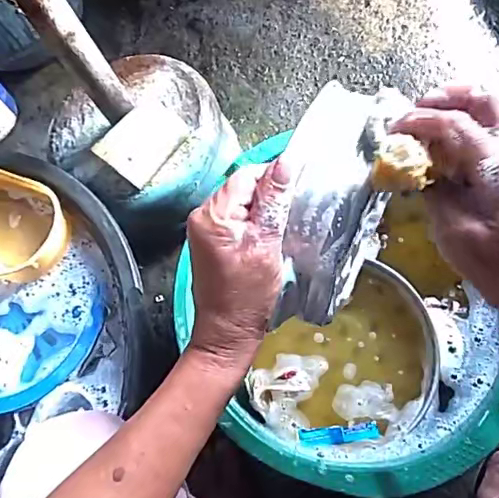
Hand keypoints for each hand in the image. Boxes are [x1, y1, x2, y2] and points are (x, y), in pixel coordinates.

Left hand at [186, 157, 296, 373]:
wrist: (227, 332)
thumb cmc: (246, 297)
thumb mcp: (267, 244)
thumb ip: (274, 202)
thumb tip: (285, 165)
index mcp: (213, 214)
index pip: (246, 175)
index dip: (273, 177)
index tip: (296, 186)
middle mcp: (202, 216)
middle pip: (242, 185)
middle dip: (268, 194)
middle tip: (290, 213)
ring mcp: (204, 228)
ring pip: (240, 200)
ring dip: (262, 209)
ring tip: (279, 228)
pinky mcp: (210, 238)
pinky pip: (235, 216)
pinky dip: (253, 221)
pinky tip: (267, 236)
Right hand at [392, 85, 498, 315]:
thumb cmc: (489, 260)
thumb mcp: (449, 227)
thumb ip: (431, 186)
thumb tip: (412, 162)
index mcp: (495, 169)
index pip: (456, 123)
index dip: (419, 120)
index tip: (394, 129)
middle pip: (484, 100)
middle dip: (444, 98)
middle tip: (414, 112)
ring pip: (489, 108)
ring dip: (455, 106)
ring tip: (425, 120)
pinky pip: (486, 128)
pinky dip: (462, 123)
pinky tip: (440, 141)